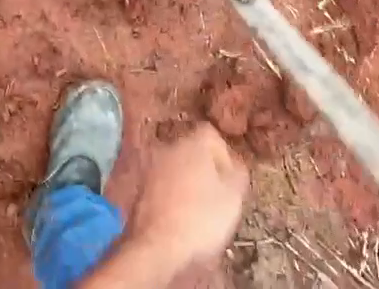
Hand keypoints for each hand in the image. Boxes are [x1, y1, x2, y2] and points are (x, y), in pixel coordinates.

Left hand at [125, 124, 249, 272]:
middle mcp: (169, 147)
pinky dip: (173, 195)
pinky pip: (164, 184)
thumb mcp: (233, 198)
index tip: (230, 180)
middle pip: (194, 150)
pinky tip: (180, 217)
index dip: (224, 155)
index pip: (212, 134)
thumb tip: (236, 166)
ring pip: (177, 168)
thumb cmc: (201, 218)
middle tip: (218, 197)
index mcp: (193, 143)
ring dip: (189, 183)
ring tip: (199, 211)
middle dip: (207, 170)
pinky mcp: (140, 187)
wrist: (157, 245)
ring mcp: (151, 166)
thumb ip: (238, 175)